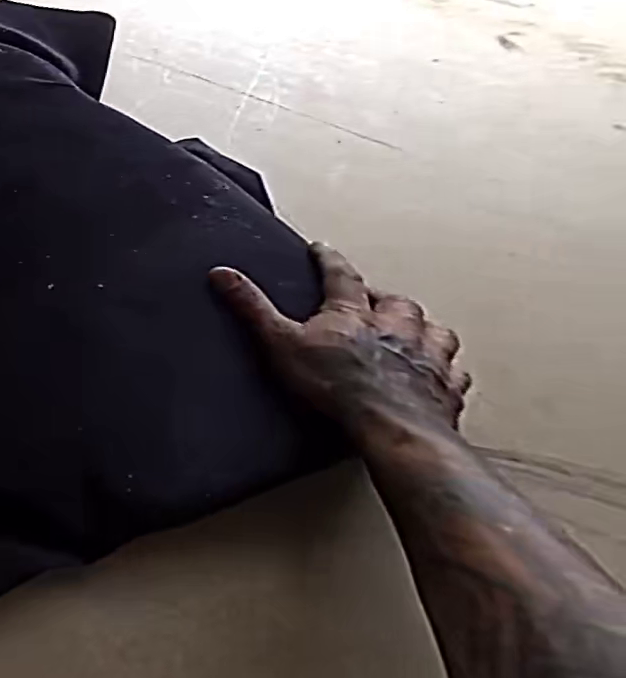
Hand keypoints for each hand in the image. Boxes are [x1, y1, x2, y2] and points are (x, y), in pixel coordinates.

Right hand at [210, 243, 468, 436]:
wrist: (388, 427)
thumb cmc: (333, 384)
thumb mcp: (277, 339)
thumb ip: (250, 305)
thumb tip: (223, 274)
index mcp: (352, 315)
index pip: (340, 276)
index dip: (328, 260)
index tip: (321, 250)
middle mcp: (395, 330)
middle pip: (396, 303)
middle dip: (383, 296)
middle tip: (370, 296)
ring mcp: (427, 359)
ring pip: (436, 331)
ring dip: (424, 326)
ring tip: (412, 327)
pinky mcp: (445, 389)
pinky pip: (455, 370)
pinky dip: (447, 365)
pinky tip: (441, 368)